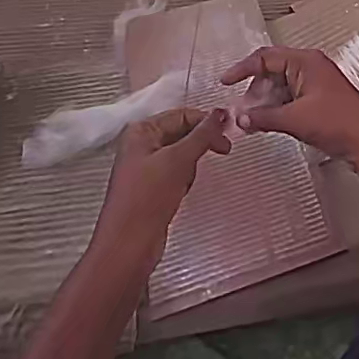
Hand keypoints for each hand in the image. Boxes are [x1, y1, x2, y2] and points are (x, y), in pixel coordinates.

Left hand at [94, 107, 231, 254]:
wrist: (128, 245)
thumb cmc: (148, 198)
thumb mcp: (178, 160)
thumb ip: (202, 134)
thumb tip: (220, 113)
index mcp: (141, 131)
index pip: (181, 115)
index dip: (206, 121)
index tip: (229, 131)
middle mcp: (141, 144)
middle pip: (181, 132)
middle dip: (199, 144)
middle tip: (224, 150)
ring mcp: (145, 167)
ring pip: (180, 154)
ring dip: (190, 165)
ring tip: (186, 180)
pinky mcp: (151, 188)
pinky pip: (175, 173)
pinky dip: (183, 179)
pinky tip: (180, 191)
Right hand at [220, 47, 358, 162]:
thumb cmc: (337, 123)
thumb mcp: (294, 119)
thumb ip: (263, 117)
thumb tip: (240, 119)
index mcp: (305, 61)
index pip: (265, 57)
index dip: (242, 69)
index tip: (226, 82)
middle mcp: (310, 66)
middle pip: (271, 71)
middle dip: (254, 91)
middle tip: (242, 111)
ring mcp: (316, 81)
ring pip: (280, 85)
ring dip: (265, 102)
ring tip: (253, 121)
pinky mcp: (319, 97)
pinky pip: (291, 96)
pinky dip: (277, 107)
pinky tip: (268, 122)